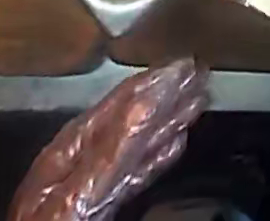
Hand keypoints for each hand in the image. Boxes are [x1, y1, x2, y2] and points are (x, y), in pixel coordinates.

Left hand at [7, 58, 210, 220]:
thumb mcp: (72, 197)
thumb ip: (108, 153)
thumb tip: (143, 106)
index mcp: (69, 149)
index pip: (121, 103)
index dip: (157, 81)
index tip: (187, 63)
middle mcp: (79, 158)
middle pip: (132, 117)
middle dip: (168, 95)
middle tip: (200, 73)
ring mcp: (87, 185)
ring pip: (138, 143)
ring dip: (169, 119)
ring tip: (197, 100)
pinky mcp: (96, 209)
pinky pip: (134, 173)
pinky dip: (158, 155)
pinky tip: (177, 144)